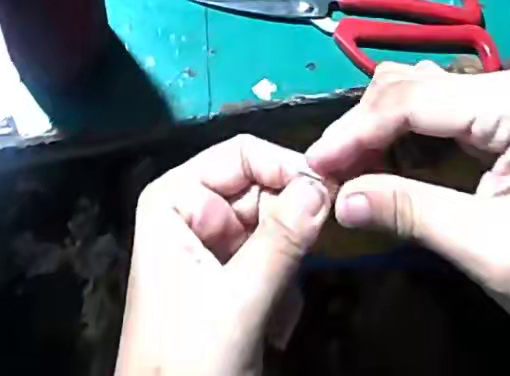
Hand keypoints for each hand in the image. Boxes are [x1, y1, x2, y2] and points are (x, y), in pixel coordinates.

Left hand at [116, 136, 331, 375]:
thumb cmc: (188, 362)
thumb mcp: (238, 301)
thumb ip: (281, 241)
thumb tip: (323, 184)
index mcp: (175, 197)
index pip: (239, 155)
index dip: (285, 166)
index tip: (335, 191)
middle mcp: (190, 209)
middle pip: (258, 190)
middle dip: (286, 231)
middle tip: (306, 265)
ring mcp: (207, 244)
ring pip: (270, 228)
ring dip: (286, 268)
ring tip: (278, 312)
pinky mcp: (225, 278)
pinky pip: (269, 260)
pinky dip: (280, 290)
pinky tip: (274, 328)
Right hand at [305, 63, 509, 369]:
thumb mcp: (497, 252)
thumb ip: (412, 212)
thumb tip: (338, 197)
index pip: (410, 102)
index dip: (354, 132)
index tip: (313, 165)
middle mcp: (502, 86)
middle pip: (404, 90)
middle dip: (360, 129)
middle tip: (325, 172)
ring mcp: (499, 103)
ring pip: (410, 96)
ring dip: (372, 130)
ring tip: (343, 168)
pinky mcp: (495, 125)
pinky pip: (428, 116)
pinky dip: (394, 137)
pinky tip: (377, 162)